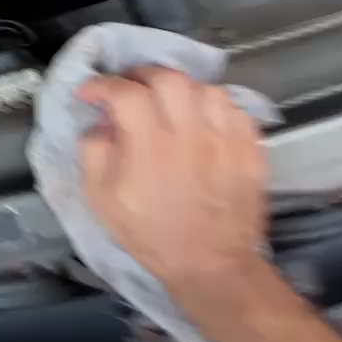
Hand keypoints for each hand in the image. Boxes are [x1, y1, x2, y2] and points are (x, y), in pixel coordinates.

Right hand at [77, 66, 270, 307]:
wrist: (211, 265)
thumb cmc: (146, 230)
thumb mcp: (98, 194)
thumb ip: (93, 150)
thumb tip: (102, 123)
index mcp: (150, 148)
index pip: (125, 93)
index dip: (101, 84)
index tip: (89, 95)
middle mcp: (192, 138)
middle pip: (169, 79)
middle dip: (139, 75)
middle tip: (127, 89)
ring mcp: (228, 145)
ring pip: (206, 89)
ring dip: (179, 88)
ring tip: (165, 102)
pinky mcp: (252, 155)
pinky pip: (237, 111)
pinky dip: (212, 106)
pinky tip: (198, 119)